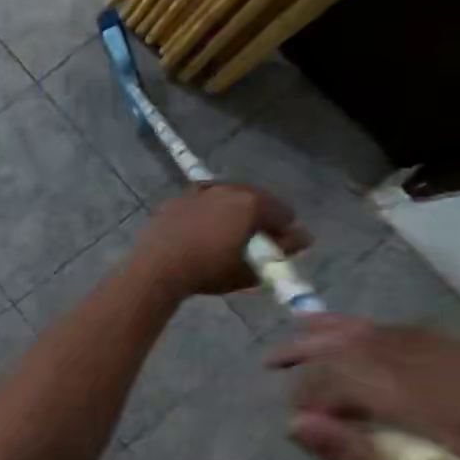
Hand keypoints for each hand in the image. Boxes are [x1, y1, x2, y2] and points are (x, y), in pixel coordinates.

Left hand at [133, 183, 310, 295]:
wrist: (158, 266)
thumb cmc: (209, 269)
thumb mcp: (252, 269)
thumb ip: (280, 252)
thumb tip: (301, 239)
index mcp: (250, 204)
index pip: (283, 213)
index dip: (286, 231)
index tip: (282, 247)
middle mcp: (226, 190)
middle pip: (254, 198)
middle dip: (260, 216)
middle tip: (258, 238)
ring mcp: (197, 192)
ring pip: (225, 195)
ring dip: (233, 209)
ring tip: (231, 230)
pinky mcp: (175, 199)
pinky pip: (200, 201)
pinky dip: (207, 210)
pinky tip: (203, 226)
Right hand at [270, 316, 459, 459]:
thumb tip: (295, 423)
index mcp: (452, 409)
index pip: (355, 376)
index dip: (313, 389)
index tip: (293, 416)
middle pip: (368, 342)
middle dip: (313, 348)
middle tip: (271, 361)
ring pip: (392, 331)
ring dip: (339, 334)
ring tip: (296, 336)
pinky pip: (422, 336)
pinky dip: (378, 336)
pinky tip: (352, 336)